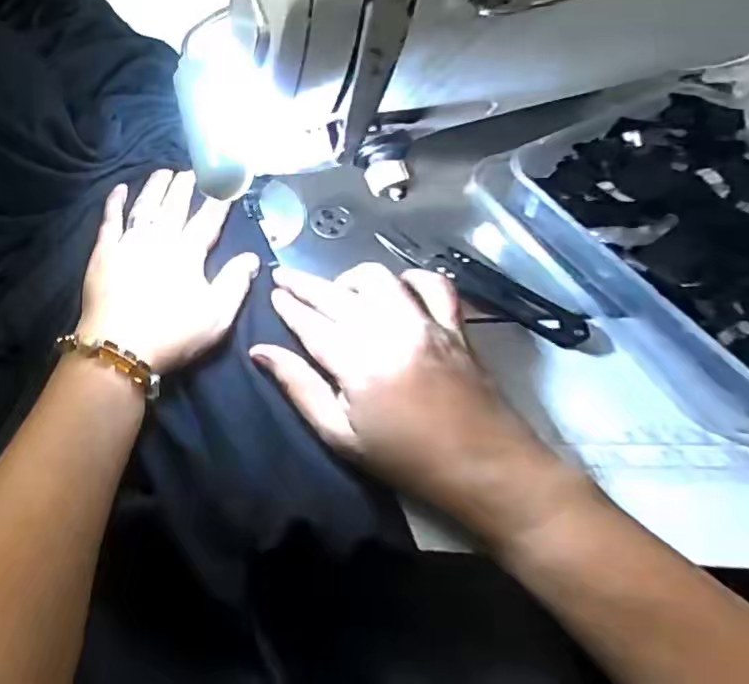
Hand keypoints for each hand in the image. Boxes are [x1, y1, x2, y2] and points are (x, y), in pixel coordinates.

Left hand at [77, 170, 260, 372]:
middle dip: (185, 185)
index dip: (218, 201)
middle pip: (174, 205)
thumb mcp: (216, 317)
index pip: (207, 220)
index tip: (227, 184)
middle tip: (191, 171)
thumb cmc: (171, 335)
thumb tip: (253, 257)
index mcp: (188, 253)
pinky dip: (115, 202)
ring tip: (163, 171)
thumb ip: (235, 283)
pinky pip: (110, 219)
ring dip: (155, 186)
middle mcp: (160, 239)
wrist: (118, 347)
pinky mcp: (104, 251)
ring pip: (145, 205)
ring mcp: (129, 242)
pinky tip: (119, 189)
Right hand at [255, 264, 574, 522]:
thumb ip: (300, 388)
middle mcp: (389, 331)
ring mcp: (425, 323)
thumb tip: (260, 352)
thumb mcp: (342, 438)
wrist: (488, 471)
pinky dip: (409, 278)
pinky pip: (431, 283)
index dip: (288, 305)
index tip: (273, 292)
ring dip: (350, 278)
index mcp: (358, 363)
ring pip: (378, 278)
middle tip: (286, 278)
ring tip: (337, 290)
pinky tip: (396, 289)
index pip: (311, 321)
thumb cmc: (408, 461)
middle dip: (305, 284)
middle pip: (337, 294)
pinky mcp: (454, 324)